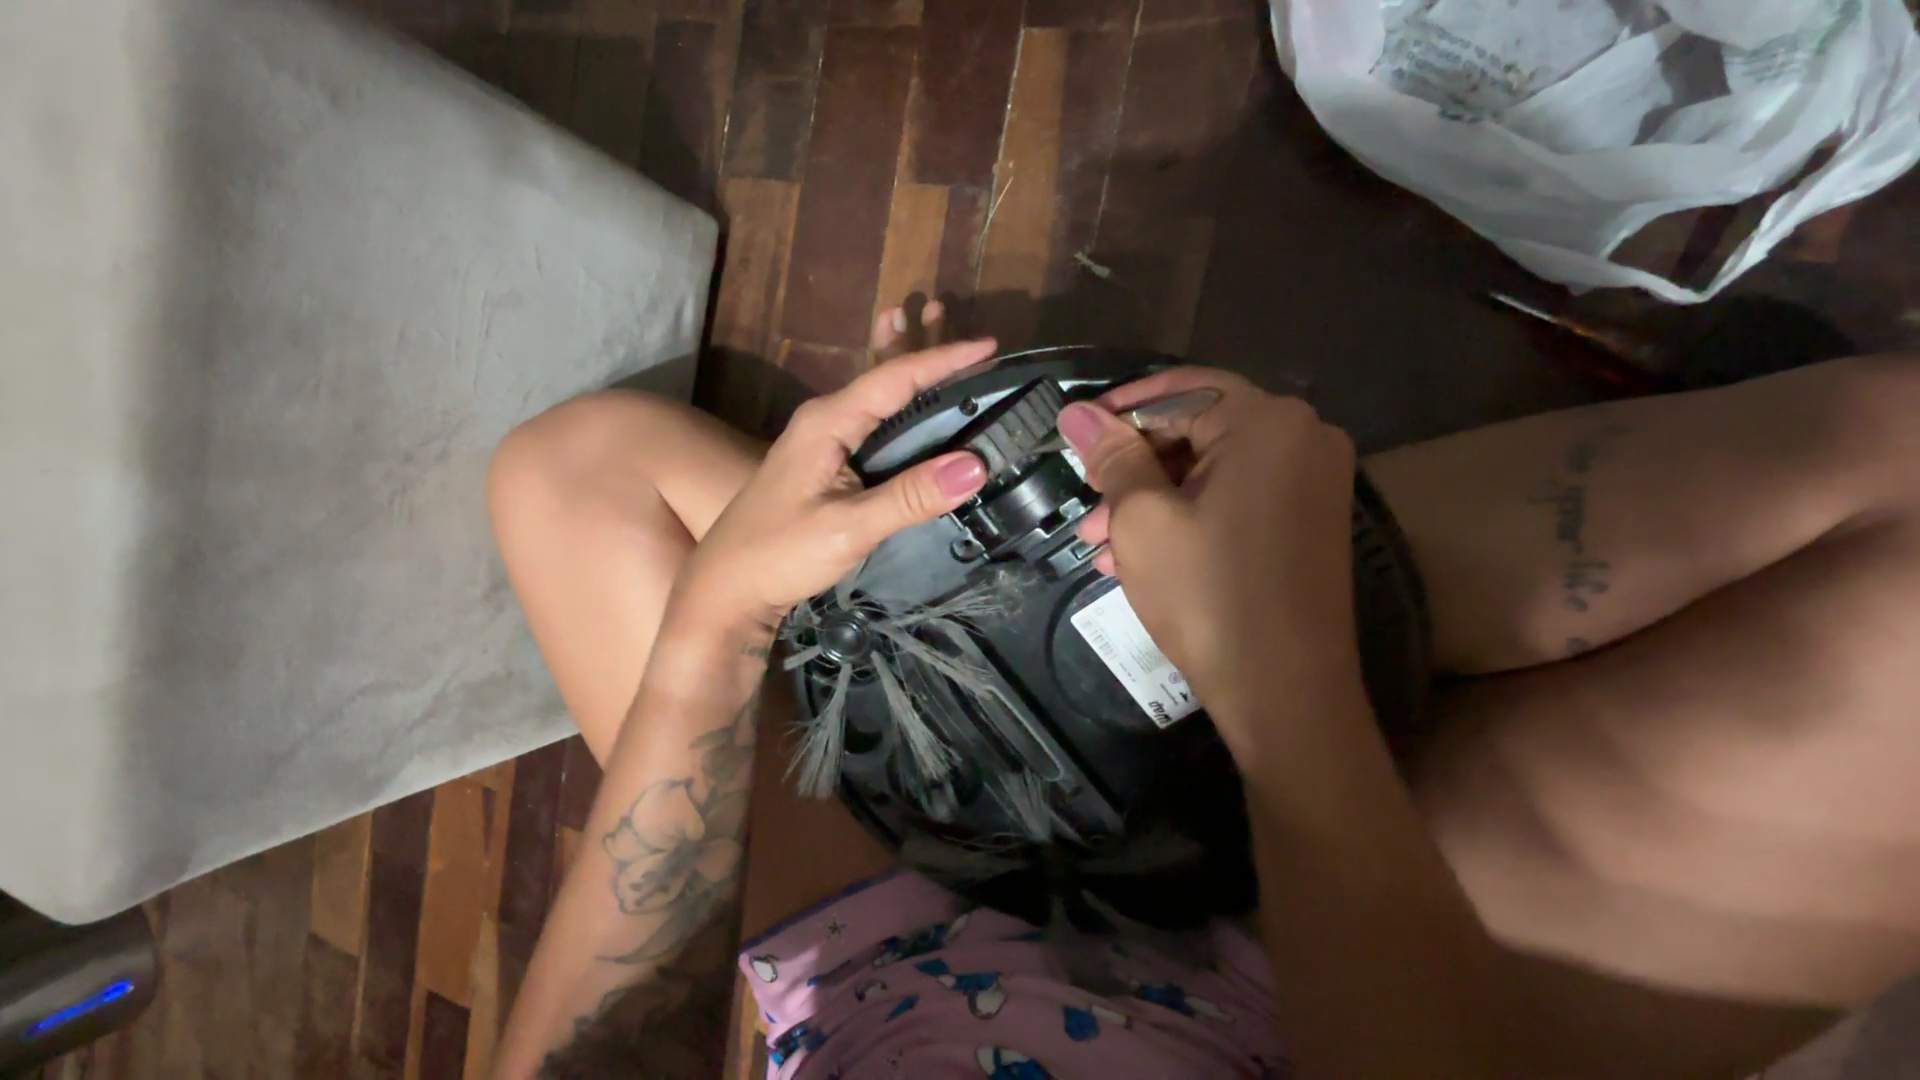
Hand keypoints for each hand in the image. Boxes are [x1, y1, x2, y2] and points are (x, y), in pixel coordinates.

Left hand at [678, 338, 996, 633]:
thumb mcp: (848, 528)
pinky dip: (907, 415)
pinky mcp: (828, 465)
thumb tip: (976, 465)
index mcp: (827, 422)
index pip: (894, 378)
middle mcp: (825, 419)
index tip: (991, 346)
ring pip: (882, 401)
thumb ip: (910, 496)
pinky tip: (926, 417)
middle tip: (984, 346)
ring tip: (961, 361)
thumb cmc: (778, 554)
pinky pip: (876, 427)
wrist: (726, 588)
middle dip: (933, 356)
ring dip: (920, 381)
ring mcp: (824, 442)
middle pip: (888, 378)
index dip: (944, 360)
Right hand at [1060, 368, 1357, 715]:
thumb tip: (1077, 411)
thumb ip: (1112, 455)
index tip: (1073, 437)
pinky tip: (1139, 558)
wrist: (1285, 691)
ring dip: (1152, 502)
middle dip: (1133, 469)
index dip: (1119, 413)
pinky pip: (1236, 500)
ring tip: (1101, 544)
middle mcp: (1303, 439)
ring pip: (1211, 472)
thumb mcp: (1142, 518)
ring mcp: (1312, 483)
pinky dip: (1188, 519)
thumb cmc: (1207, 594)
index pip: (1179, 390)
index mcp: (1268, 422)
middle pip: (1197, 430)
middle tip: (1086, 505)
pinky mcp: (1308, 523)